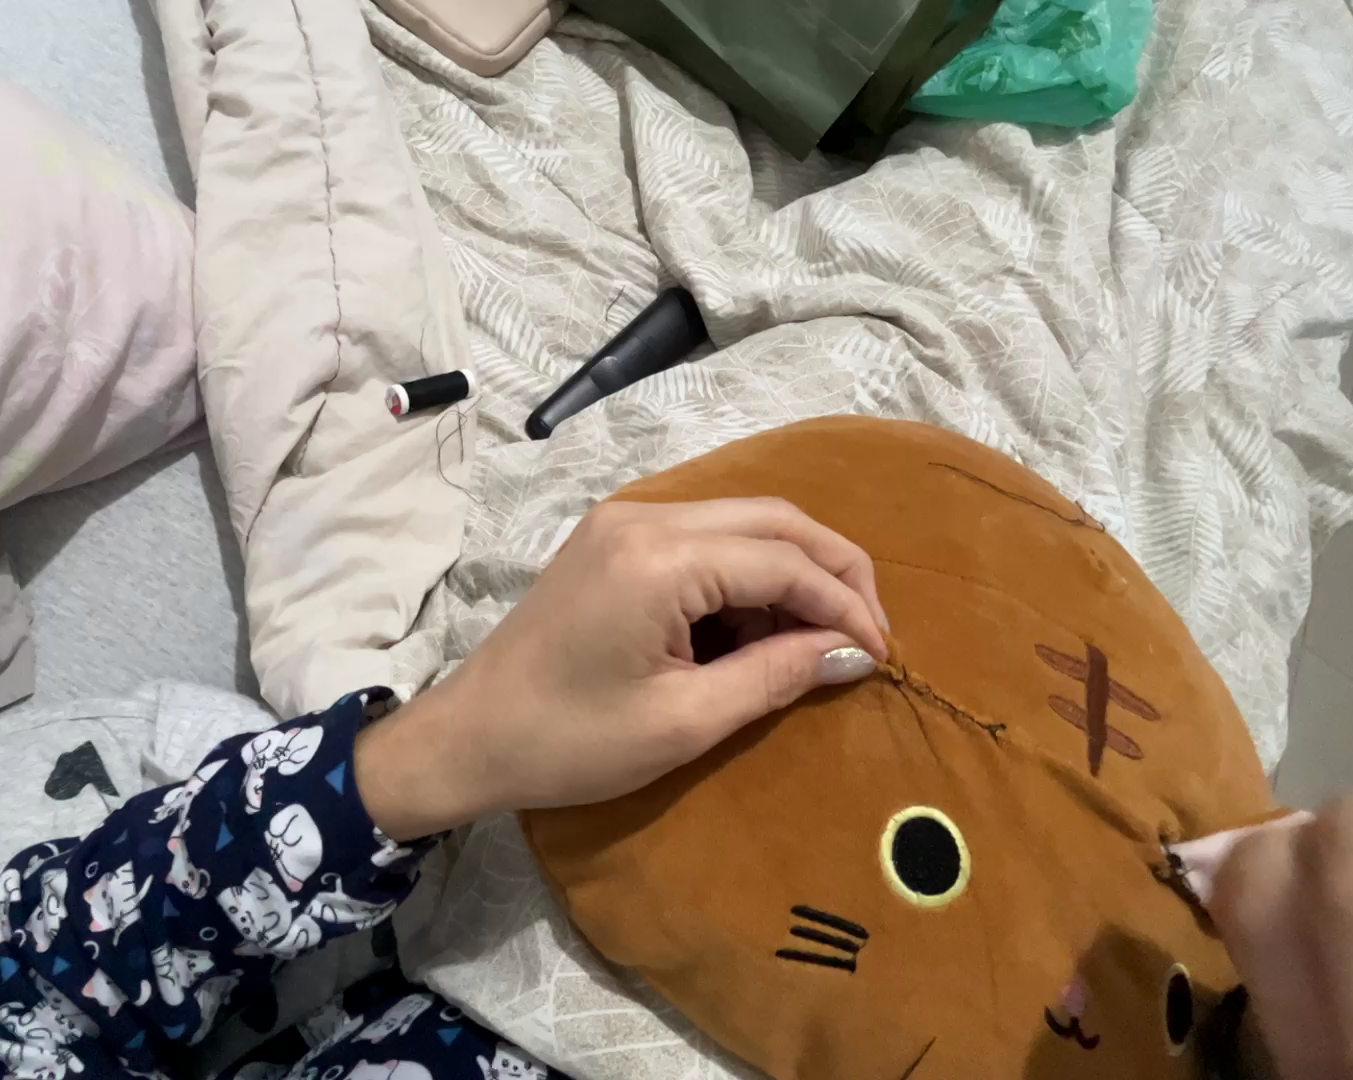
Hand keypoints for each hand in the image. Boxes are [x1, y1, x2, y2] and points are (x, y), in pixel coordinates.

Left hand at [355, 498, 889, 839]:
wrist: (471, 734)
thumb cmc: (569, 741)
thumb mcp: (684, 721)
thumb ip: (776, 676)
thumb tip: (852, 653)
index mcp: (659, 557)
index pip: (784, 561)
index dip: (845, 606)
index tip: (881, 657)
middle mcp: (643, 516)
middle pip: (771, 519)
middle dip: (831, 570)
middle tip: (865, 634)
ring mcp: (622, 520)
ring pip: (739, 523)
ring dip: (787, 572)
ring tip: (810, 641)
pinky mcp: (610, 539)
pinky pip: (701, 539)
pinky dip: (741, 575)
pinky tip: (753, 626)